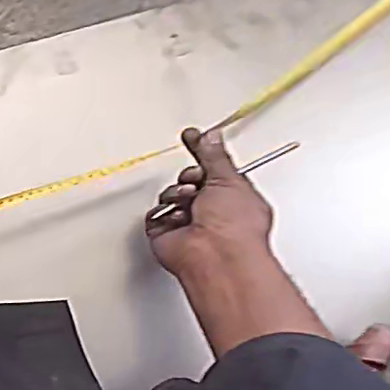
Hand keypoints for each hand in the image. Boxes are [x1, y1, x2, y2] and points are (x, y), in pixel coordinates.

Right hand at [146, 127, 274, 277]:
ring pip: (171, 195)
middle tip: (195, 181)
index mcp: (233, 195)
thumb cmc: (234, 226)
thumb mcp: (229, 179)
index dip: (202, 151)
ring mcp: (188, 221)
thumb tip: (211, 136)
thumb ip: (214, 156)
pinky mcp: (166, 233)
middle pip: (189, 180)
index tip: (192, 135)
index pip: (213, 166)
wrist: (214, 254)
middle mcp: (210, 209)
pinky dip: (163, 213)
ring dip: (177, 195)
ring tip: (188, 203)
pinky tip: (177, 218)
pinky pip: (155, 214)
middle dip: (189, 177)